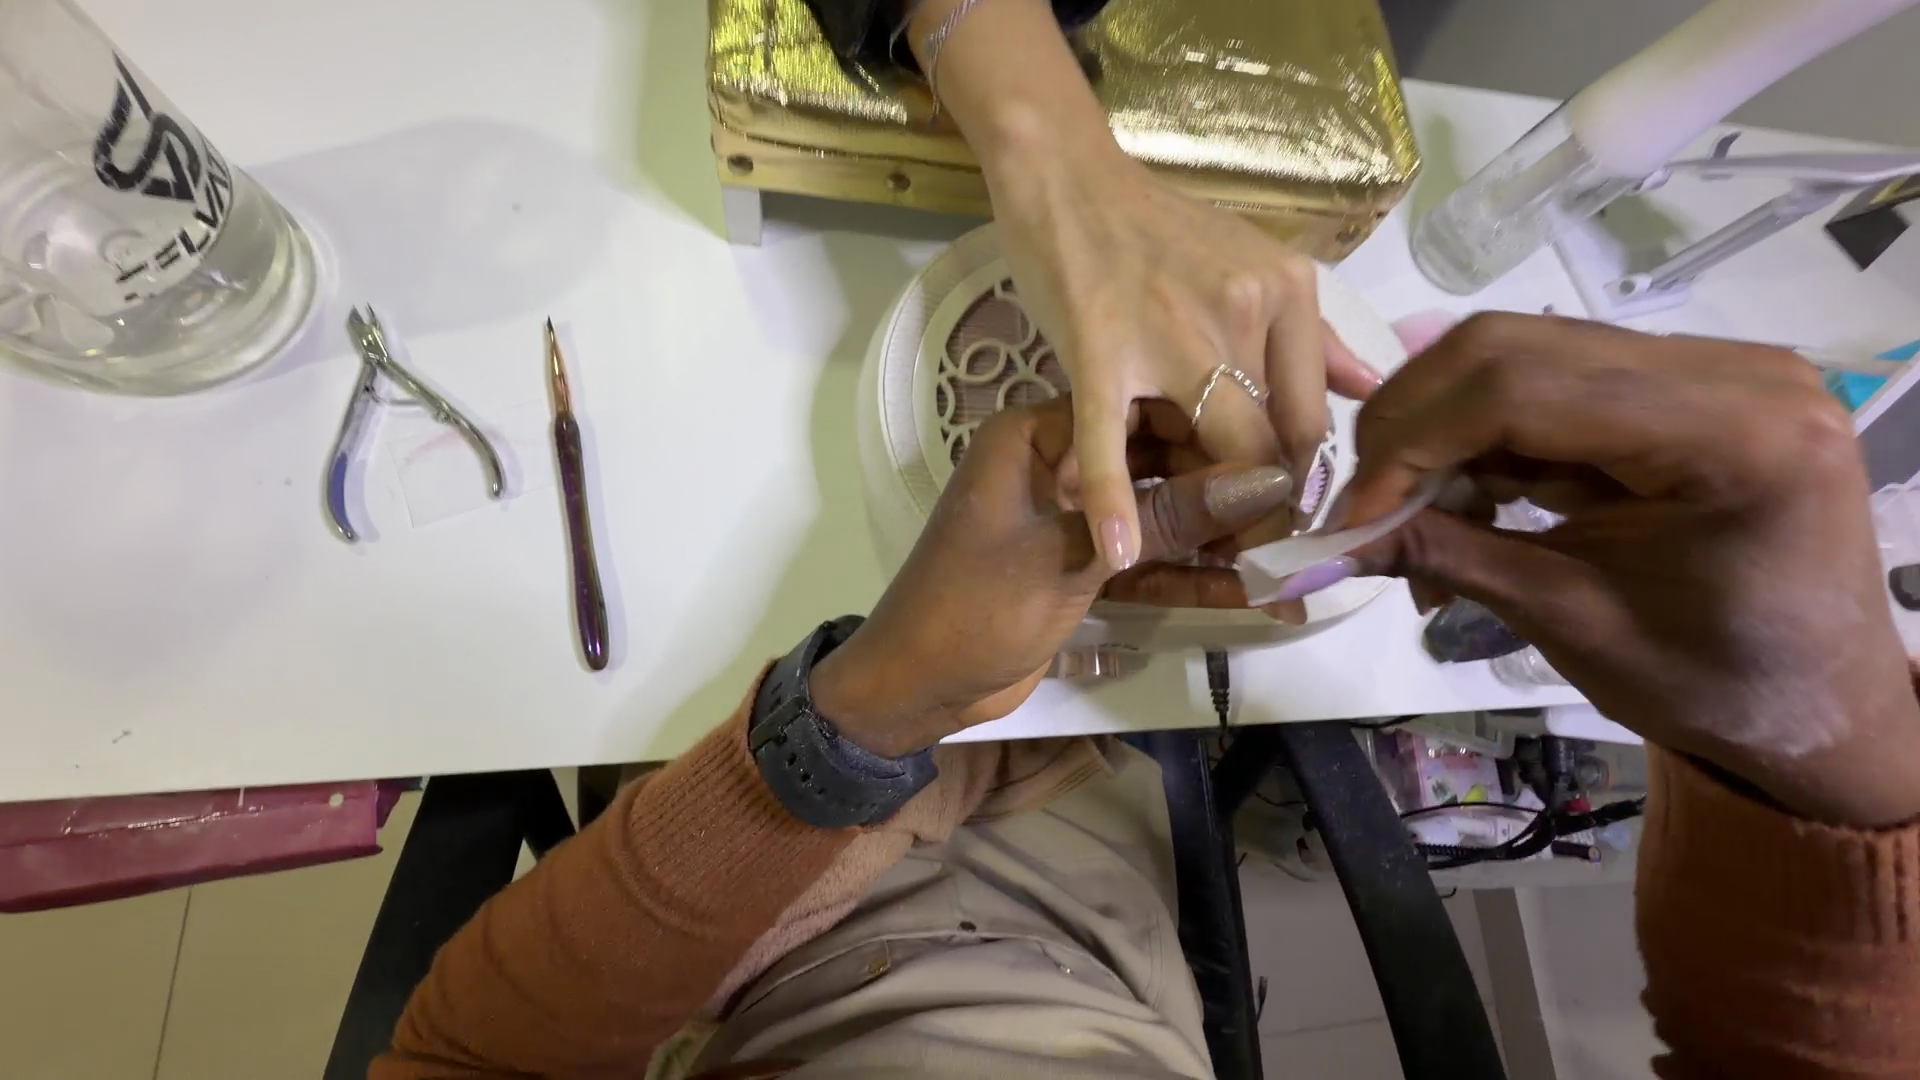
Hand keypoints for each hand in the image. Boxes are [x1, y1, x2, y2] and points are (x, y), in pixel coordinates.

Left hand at [813, 398, 1291, 756]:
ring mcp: (1068, 518)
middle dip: (1219, 492)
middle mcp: (1055, 465)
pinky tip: (1242, 592)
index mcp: (1035, 435)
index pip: (1138, 408)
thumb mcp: (1074, 556)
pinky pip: (1138, 560)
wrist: (917, 685)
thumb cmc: (977, 605)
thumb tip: (1264, 480)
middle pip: (1152, 463)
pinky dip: (1180, 576)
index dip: (1210, 429)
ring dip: (1209, 540)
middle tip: (1293, 515)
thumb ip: (1167, 517)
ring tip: (1283, 559)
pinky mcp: (1076, 565)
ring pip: (1151, 516)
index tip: (1281, 454)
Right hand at [989, 144, 1381, 569]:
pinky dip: (1112, 501)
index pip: (1310, 418)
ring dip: (1205, 512)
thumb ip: (1313, 332)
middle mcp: (1243, 312)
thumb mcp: (1252, 263)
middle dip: (1261, 512)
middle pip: (1270, 444)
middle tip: (1241, 552)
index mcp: (1286, 292)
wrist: (1067, 179)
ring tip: (1198, 551)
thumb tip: (1369, 384)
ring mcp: (1170, 335)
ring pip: (1209, 449)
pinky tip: (1119, 550)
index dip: (1299, 487)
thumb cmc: (1154, 227)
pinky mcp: (1099, 353)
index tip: (1280, 524)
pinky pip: (1109, 441)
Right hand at [1332, 314, 1919, 826]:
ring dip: (1430, 433)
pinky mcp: (1661, 386)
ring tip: (1411, 511)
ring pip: (1503, 356)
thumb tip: (1333, 540)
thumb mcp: (1562, 618)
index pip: (1516, 387)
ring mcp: (1694, 368)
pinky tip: (1459, 501)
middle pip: (1500, 348)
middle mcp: (1724, 370)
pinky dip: (1465, 443)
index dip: (1410, 445)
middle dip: (1407, 427)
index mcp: (1731, 433)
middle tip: (1368, 504)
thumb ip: (1442, 556)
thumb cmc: (1707, 678)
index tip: (1355, 518)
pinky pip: (1525, 386)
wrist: (1808, 698)